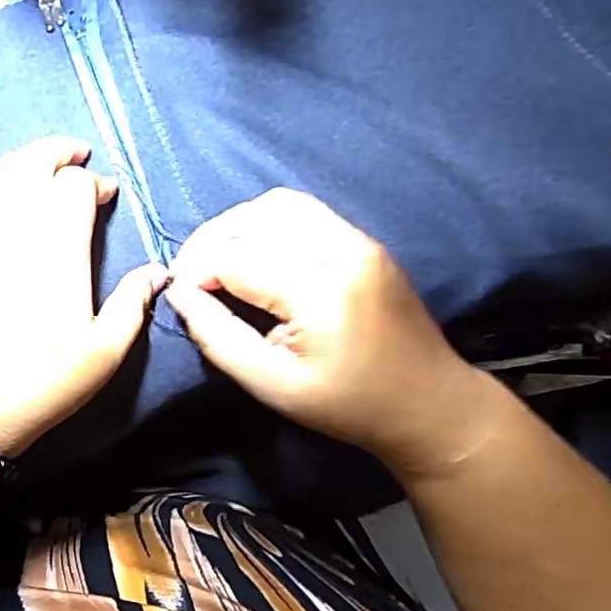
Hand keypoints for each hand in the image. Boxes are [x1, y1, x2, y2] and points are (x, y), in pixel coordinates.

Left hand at [0, 137, 166, 456]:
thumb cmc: (49, 381)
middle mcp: (16, 241)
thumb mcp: (107, 349)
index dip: (94, 183)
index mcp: (59, 255)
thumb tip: (159, 271)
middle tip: (76, 152)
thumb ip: (133, 303)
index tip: (109, 194)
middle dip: (53, 152)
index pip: (73, 190)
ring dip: (13, 164)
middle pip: (28, 171)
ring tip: (36, 161)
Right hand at [164, 188, 509, 478]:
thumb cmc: (347, 405)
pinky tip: (255, 256)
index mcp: (321, 291)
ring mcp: (359, 240)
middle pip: (255, 217)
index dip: (196, 272)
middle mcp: (342, 251)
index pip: (236, 257)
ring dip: (237, 227)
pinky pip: (304, 213)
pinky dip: (266, 225)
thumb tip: (181, 295)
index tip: (181, 297)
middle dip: (210, 241)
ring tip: (218, 262)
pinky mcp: (365, 242)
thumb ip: (219, 338)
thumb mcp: (272, 385)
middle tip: (191, 276)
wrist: (429, 403)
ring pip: (279, 205)